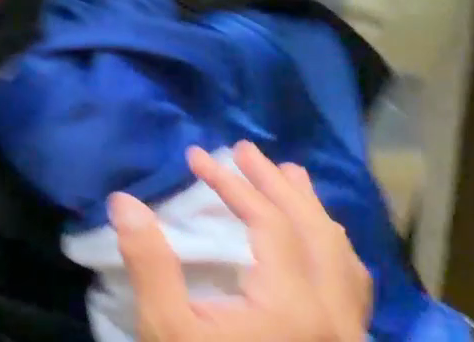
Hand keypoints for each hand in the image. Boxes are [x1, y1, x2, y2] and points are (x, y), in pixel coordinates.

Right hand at [112, 141, 370, 341]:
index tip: (196, 156)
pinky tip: (316, 241)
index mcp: (293, 307)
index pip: (271, 226)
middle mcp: (334, 317)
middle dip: (281, 187)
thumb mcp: (166, 328)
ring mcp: (346, 335)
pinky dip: (331, 248)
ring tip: (290, 179)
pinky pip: (350, 284)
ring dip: (314, 213)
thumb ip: (150, 264)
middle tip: (247, 150)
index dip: (234, 184)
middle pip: (319, 236)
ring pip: (344, 260)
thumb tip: (124, 199)